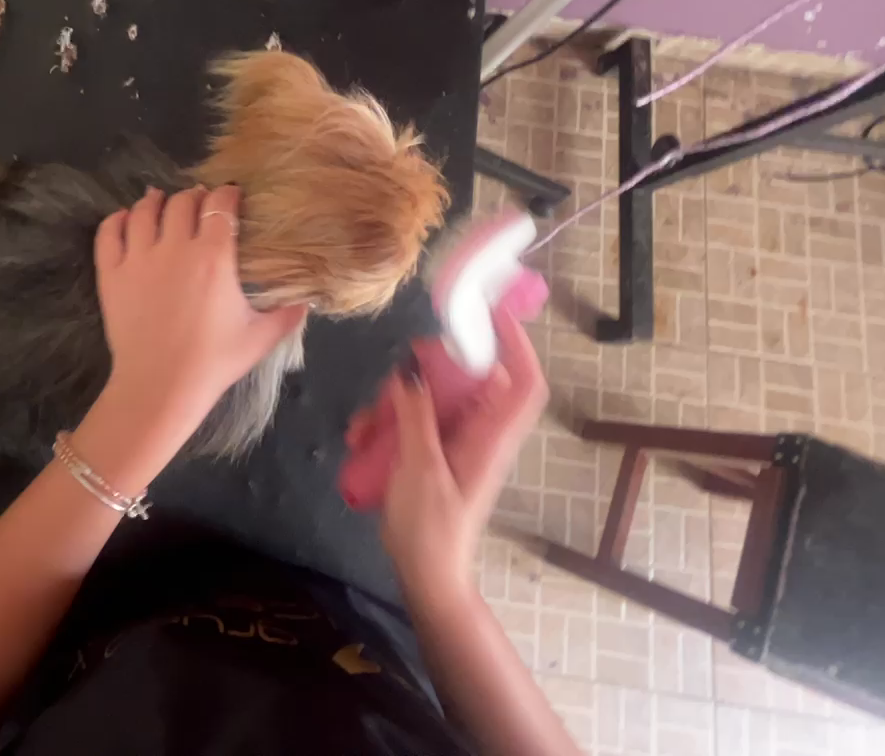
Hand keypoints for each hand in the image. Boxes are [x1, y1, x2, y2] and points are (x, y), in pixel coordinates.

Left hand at [74, 186, 307, 487]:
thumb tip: (308, 301)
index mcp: (214, 257)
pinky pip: (110, 233)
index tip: (231, 195)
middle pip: (183, 202)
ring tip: (160, 200)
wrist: (160, 387)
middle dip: (194, 195)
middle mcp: (176, 247)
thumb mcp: (260, 339)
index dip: (227, 194)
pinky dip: (117, 220)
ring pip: (145, 211)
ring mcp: (139, 258)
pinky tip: (125, 219)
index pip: (221, 206)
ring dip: (156, 201)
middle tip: (198, 201)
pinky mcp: (111, 273)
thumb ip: (287, 316)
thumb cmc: (213, 362)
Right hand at [375, 313, 547, 601]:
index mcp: (491, 437)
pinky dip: (385, 421)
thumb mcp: (420, 467)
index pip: (524, 382)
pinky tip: (360, 439)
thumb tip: (411, 367)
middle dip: (426, 373)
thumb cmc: (431, 527)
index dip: (517, 343)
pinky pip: (412, 417)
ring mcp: (454, 440)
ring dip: (393, 402)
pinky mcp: (431, 449)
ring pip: (431, 396)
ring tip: (363, 427)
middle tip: (394, 379)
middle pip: (466, 380)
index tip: (491, 311)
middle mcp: (478, 432)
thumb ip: (416, 415)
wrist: (425, 574)